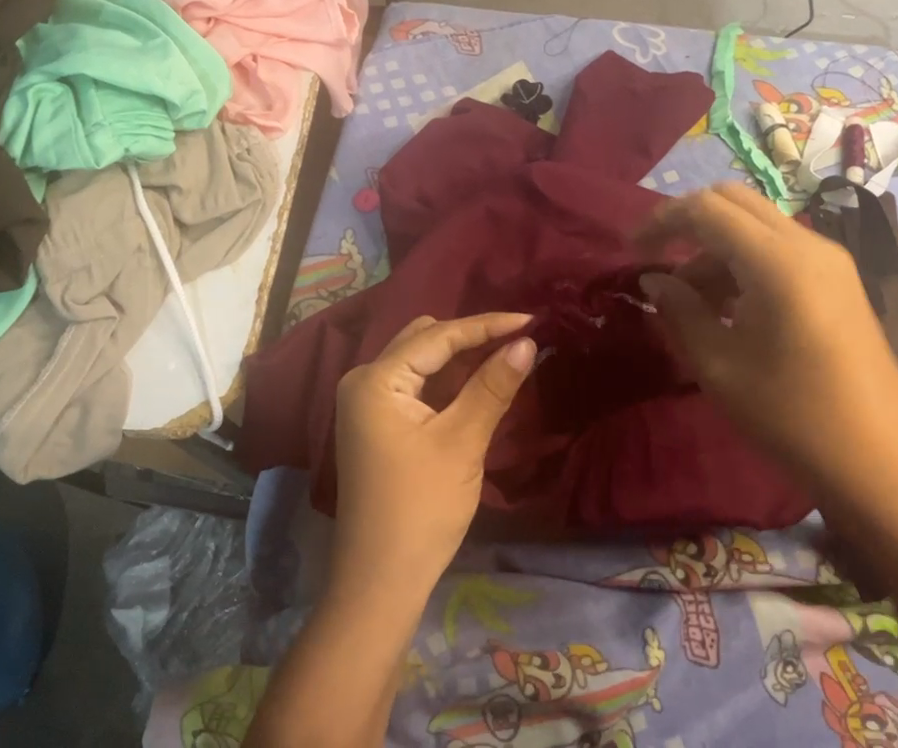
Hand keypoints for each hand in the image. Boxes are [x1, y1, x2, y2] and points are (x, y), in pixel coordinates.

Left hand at [330, 313, 535, 593]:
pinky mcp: (377, 425)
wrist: (381, 577)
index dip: (487, 325)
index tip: (533, 319)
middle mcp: (364, 381)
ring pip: (421, 363)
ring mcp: (368, 404)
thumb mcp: (462, 442)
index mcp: (376, 379)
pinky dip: (447, 383)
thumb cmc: (421, 507)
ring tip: (508, 355)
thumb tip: (527, 342)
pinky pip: (416, 387)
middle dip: (472, 337)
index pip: (438, 335)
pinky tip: (479, 383)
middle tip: (521, 339)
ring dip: (461, 359)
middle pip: (424, 340)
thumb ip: (492, 387)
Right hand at [634, 182, 897, 496]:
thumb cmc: (791, 416)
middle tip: (657, 262)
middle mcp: (808, 246)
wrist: (880, 463)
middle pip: (734, 202)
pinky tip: (728, 310)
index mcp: (777, 262)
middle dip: (688, 223)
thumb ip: (680, 311)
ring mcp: (830, 262)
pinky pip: (780, 250)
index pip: (706, 209)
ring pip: (757, 226)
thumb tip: (653, 280)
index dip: (661, 220)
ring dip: (715, 248)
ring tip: (690, 302)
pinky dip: (744, 263)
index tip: (631, 252)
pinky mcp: (839, 283)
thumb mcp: (719, 366)